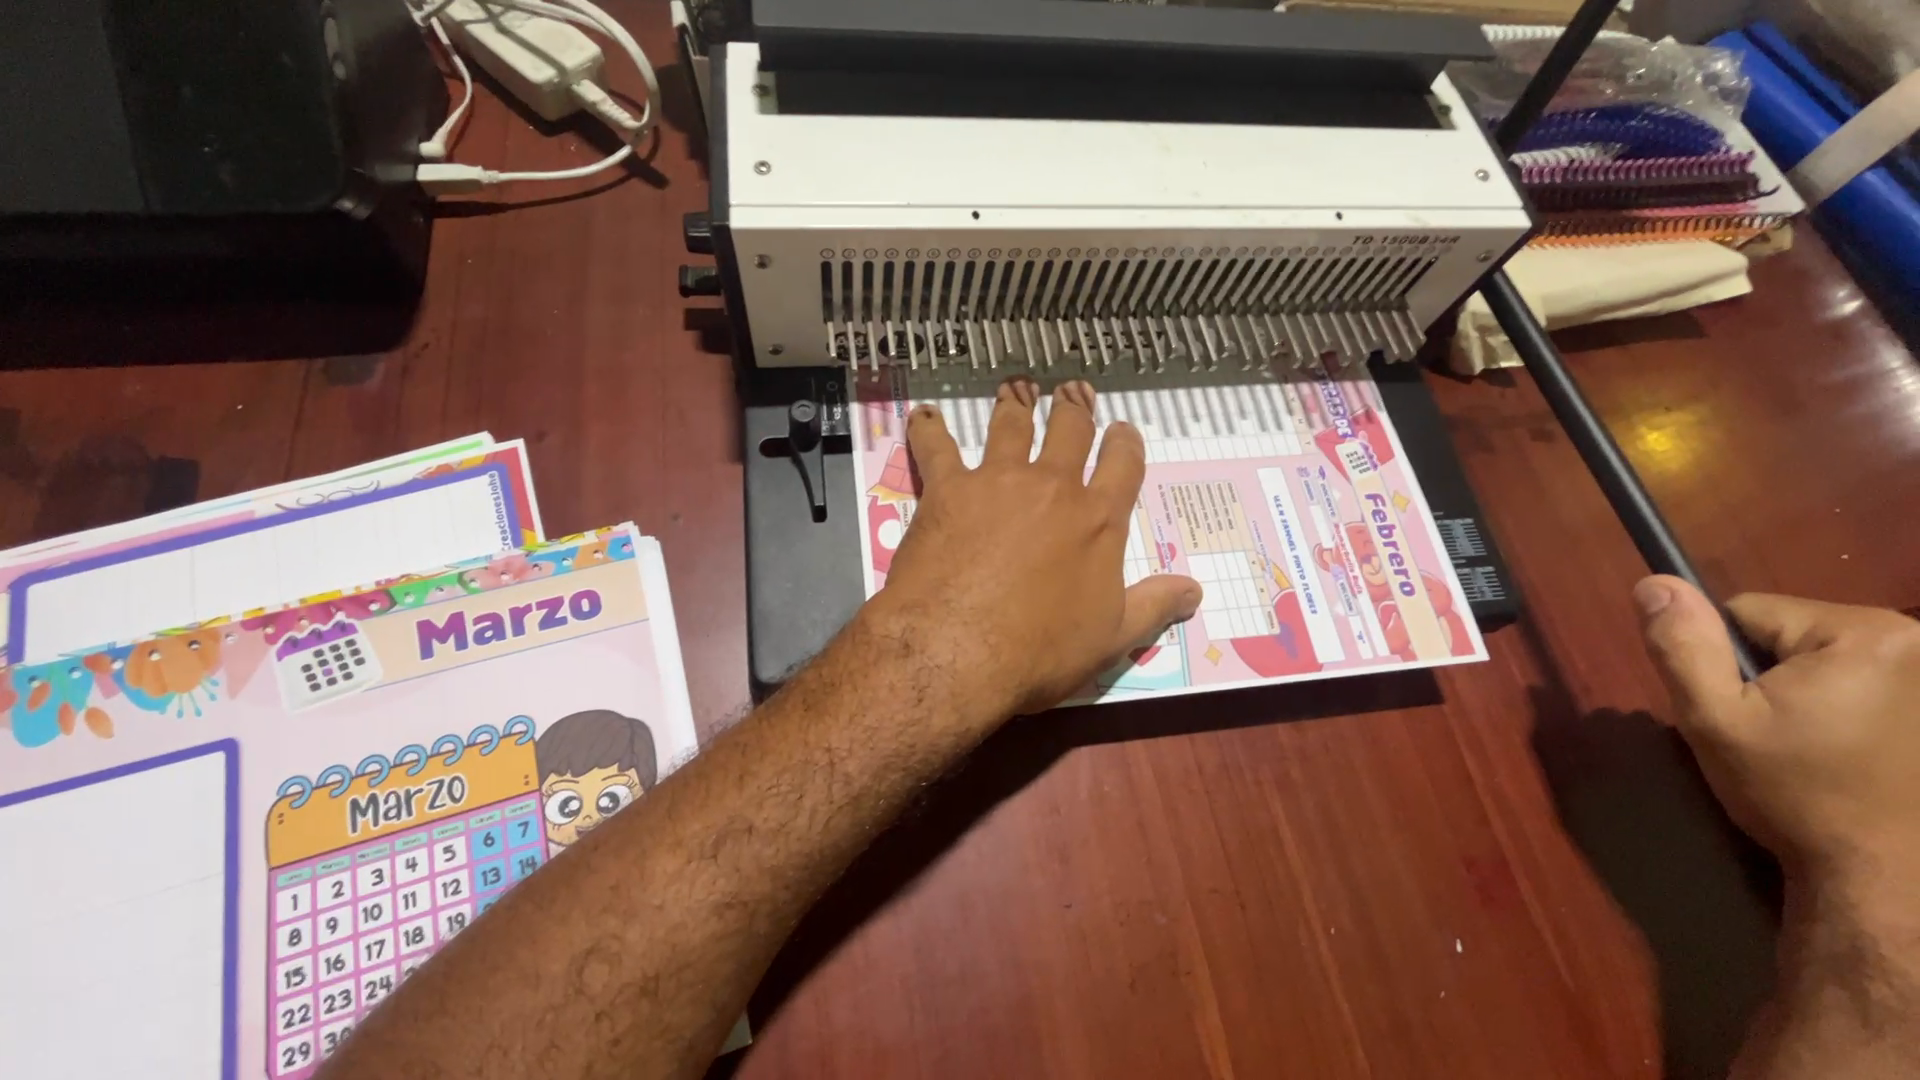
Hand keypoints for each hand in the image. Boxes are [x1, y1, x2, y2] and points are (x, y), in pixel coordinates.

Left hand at [862, 377, 1201, 718]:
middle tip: (1072, 392)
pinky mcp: (948, 489)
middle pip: (1070, 430)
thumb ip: (1152, 607)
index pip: (1123, 465)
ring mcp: (998, 482)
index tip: (1122, 430)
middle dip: (1074, 408)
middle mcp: (1053, 488)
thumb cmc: (1041, 651)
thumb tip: (1194, 588)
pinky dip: (928, 429)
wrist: (960, 649)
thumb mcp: (1111, 638)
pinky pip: (936, 447)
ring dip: (1015, 405)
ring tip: (1016, 389)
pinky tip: (923, 416)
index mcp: (1098, 520)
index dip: (1125, 443)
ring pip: (1010, 426)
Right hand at [1634, 575, 1919, 902]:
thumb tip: (1654, 584)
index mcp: (1863, 633)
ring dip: (1811, 692)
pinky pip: (1869, 681)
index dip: (1726, 660)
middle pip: (1795, 632)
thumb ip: (1682, 646)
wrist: (1884, 875)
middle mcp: (1918, 642)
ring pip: (1829, 657)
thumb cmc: (1794, 792)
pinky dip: (1851, 710)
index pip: (1748, 613)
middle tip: (1780, 735)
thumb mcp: (1713, 719)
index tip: (1748, 712)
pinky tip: (1854, 753)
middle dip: (1773, 675)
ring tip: (1817, 748)